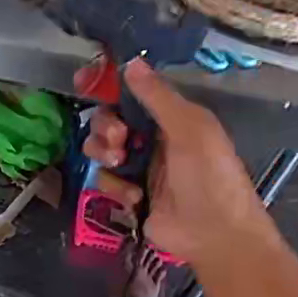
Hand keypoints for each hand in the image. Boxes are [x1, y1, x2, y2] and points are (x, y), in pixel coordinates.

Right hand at [79, 59, 277, 267]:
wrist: (213, 234)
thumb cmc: (209, 176)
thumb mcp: (189, 129)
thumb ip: (158, 96)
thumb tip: (131, 62)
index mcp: (171, 116)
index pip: (132, 92)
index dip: (107, 85)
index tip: (84, 80)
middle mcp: (153, 138)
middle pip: (109, 120)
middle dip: (106, 127)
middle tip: (119, 140)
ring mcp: (140, 167)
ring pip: (101, 149)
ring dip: (105, 154)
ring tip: (122, 166)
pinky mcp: (129, 194)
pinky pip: (105, 180)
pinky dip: (116, 186)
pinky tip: (136, 197)